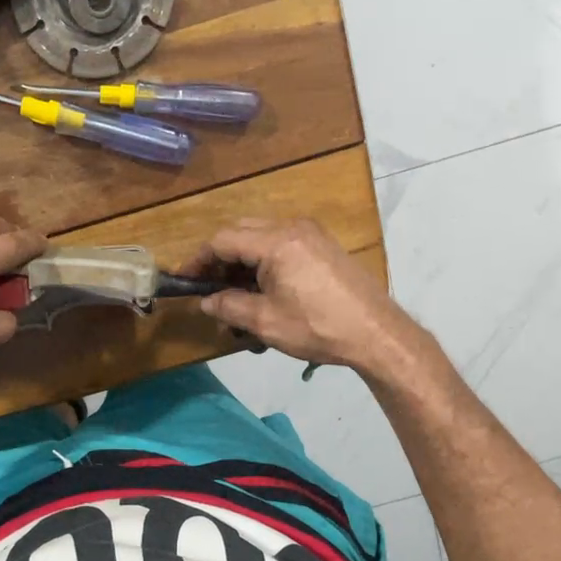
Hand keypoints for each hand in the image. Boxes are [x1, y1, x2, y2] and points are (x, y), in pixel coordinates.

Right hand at [187, 218, 419, 370]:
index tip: (185, 280)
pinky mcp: (324, 247)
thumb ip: (229, 307)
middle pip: (242, 232)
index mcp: (276, 242)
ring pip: (263, 238)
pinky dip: (265, 262)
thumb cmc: (317, 328)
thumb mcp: (265, 322)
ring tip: (235, 296)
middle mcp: (293, 228)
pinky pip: (283, 245)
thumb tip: (206, 302)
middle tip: (208, 289)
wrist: (375, 333)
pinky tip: (263, 291)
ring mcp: (312, 235)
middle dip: (220, 259)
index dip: (199, 260)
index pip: (223, 240)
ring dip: (243, 262)